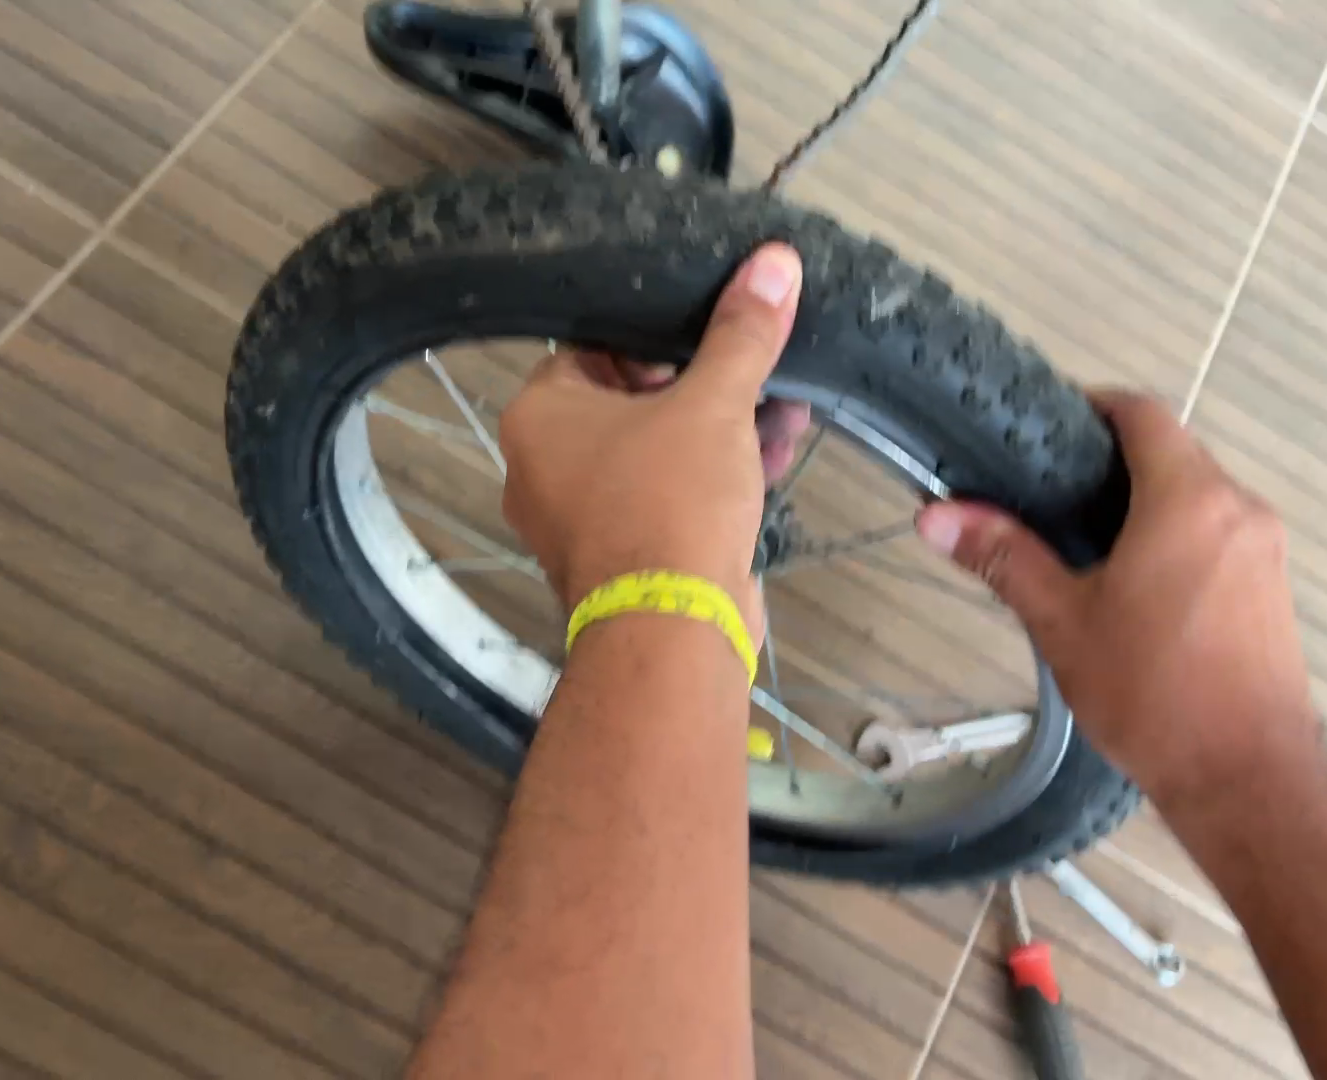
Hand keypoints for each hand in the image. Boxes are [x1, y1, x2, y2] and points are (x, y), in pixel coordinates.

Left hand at [499, 244, 804, 637]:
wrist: (672, 629)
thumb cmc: (672, 499)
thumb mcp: (712, 405)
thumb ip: (741, 335)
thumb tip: (774, 260)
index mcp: (540, 415)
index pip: (597, 347)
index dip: (660, 334)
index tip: (714, 330)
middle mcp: (546, 466)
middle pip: (635, 402)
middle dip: (711, 388)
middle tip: (762, 372)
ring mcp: (581, 518)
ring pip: (659, 453)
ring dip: (724, 434)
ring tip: (786, 413)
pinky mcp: (621, 554)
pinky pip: (666, 497)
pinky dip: (712, 479)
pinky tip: (772, 461)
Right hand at [915, 390, 1317, 805]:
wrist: (1251, 779)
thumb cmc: (1151, 689)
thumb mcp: (1061, 619)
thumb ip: (1001, 556)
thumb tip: (931, 516)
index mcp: (1189, 501)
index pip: (1143, 414)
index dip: (1090, 405)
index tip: (1038, 426)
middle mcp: (1239, 508)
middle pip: (1168, 451)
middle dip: (1102, 458)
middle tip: (1036, 487)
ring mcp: (1263, 548)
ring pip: (1192, 492)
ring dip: (1134, 496)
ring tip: (1067, 531)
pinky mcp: (1270, 584)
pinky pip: (1212, 528)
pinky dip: (1165, 528)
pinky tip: (1121, 574)